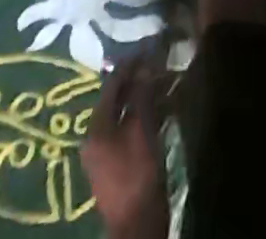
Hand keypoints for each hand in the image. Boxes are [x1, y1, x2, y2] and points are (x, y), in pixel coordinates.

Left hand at [83, 56, 168, 238]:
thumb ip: (141, 96)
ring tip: (169, 83)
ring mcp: (105, 151)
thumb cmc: (138, 175)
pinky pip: (130, 129)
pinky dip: (146, 116)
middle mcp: (95, 136)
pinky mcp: (118, 163)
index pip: (112, 84)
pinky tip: (165, 110)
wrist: (138, 227)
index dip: (131, 63)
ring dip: (146, 97)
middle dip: (140, 80)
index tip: (150, 46)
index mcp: (96, 126)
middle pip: (118, 98)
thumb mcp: (141, 131)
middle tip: (162, 63)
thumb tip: (145, 65)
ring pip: (127, 114)